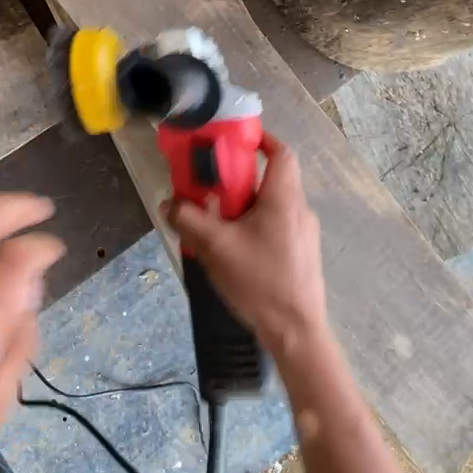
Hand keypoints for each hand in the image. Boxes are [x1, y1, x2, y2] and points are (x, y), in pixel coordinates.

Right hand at [164, 133, 326, 355]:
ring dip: (242, 207)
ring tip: (214, 223)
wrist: (297, 334)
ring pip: (270, 206)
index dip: (260, 139)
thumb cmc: (261, 281)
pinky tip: (231, 250)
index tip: (234, 139)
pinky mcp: (301, 257)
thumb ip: (188, 220)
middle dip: (237, 179)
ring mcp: (303, 236)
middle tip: (208, 188)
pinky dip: (252, 227)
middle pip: (269, 179)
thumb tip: (168, 204)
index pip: (280, 152)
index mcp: (284, 199)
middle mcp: (299, 211)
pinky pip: (274, 228)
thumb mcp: (215, 247)